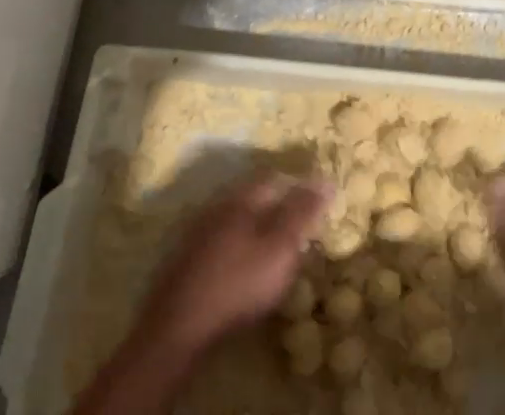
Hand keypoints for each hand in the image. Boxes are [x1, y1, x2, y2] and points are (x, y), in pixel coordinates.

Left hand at [134, 172, 330, 355]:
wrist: (178, 327)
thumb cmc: (239, 284)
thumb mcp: (281, 247)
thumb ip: (303, 212)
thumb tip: (326, 179)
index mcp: (241, 198)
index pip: (275, 176)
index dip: (298, 186)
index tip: (315, 206)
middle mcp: (217, 206)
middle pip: (253, 195)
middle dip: (277, 206)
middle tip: (297, 228)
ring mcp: (196, 231)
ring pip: (235, 217)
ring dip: (255, 226)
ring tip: (273, 248)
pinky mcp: (184, 258)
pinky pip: (220, 239)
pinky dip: (237, 245)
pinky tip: (242, 265)